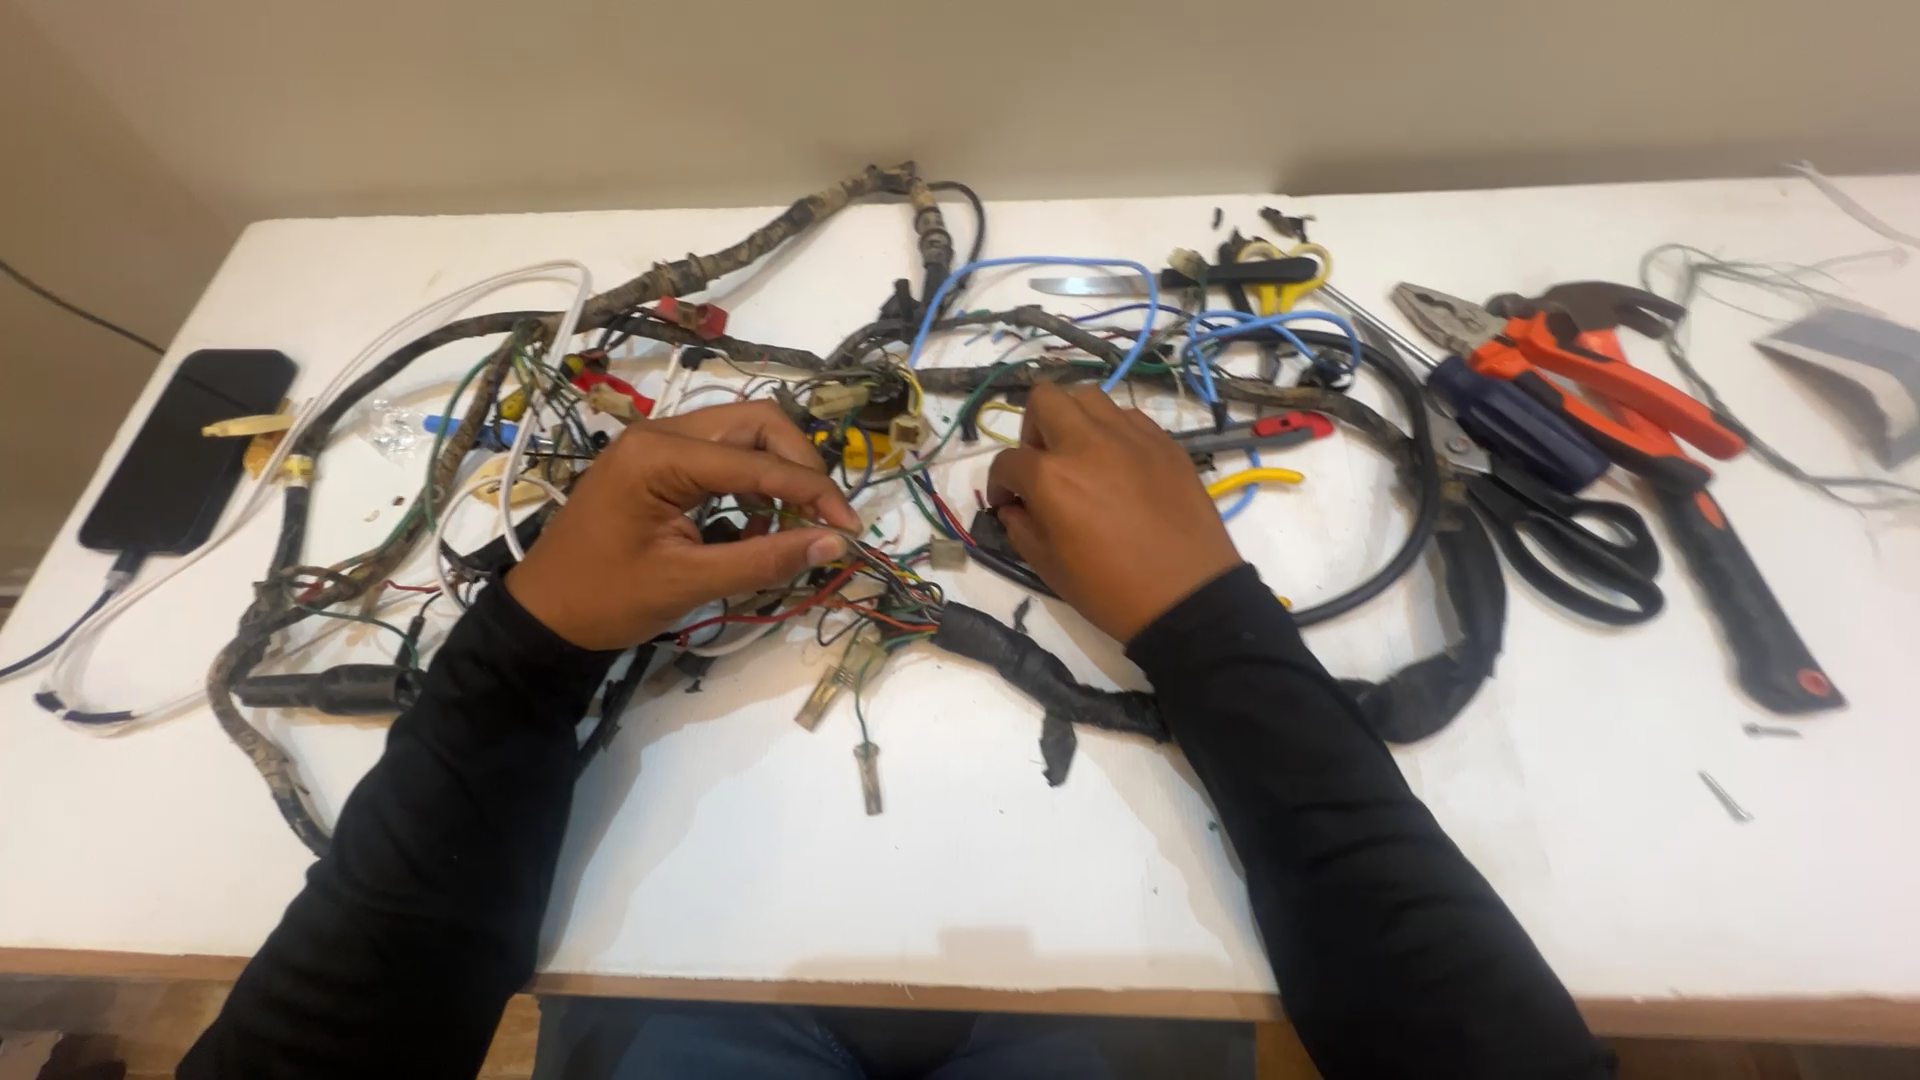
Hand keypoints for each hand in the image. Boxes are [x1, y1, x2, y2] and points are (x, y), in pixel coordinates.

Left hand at [507, 401, 858, 648]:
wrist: (543, 615)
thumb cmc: (606, 600)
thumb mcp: (689, 582)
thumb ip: (765, 558)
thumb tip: (835, 543)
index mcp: (660, 455)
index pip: (759, 460)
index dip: (813, 493)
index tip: (850, 530)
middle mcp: (663, 433)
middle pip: (758, 423)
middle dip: (801, 467)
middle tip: (822, 517)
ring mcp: (661, 444)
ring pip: (747, 435)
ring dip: (780, 474)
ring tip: (791, 527)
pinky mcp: (664, 463)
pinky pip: (727, 456)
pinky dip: (755, 484)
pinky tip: (756, 525)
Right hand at [986, 383, 1241, 642]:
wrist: (1186, 596)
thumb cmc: (1109, 589)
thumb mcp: (1047, 566)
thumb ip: (1020, 526)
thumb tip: (1015, 505)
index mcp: (1051, 476)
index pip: (1007, 461)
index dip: (998, 484)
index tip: (1006, 502)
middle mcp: (1087, 442)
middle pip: (1044, 399)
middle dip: (1031, 430)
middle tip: (1040, 465)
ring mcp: (1130, 436)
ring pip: (1088, 397)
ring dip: (1072, 420)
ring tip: (1079, 456)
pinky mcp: (1164, 441)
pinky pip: (1127, 417)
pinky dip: (1111, 432)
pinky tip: (1117, 465)